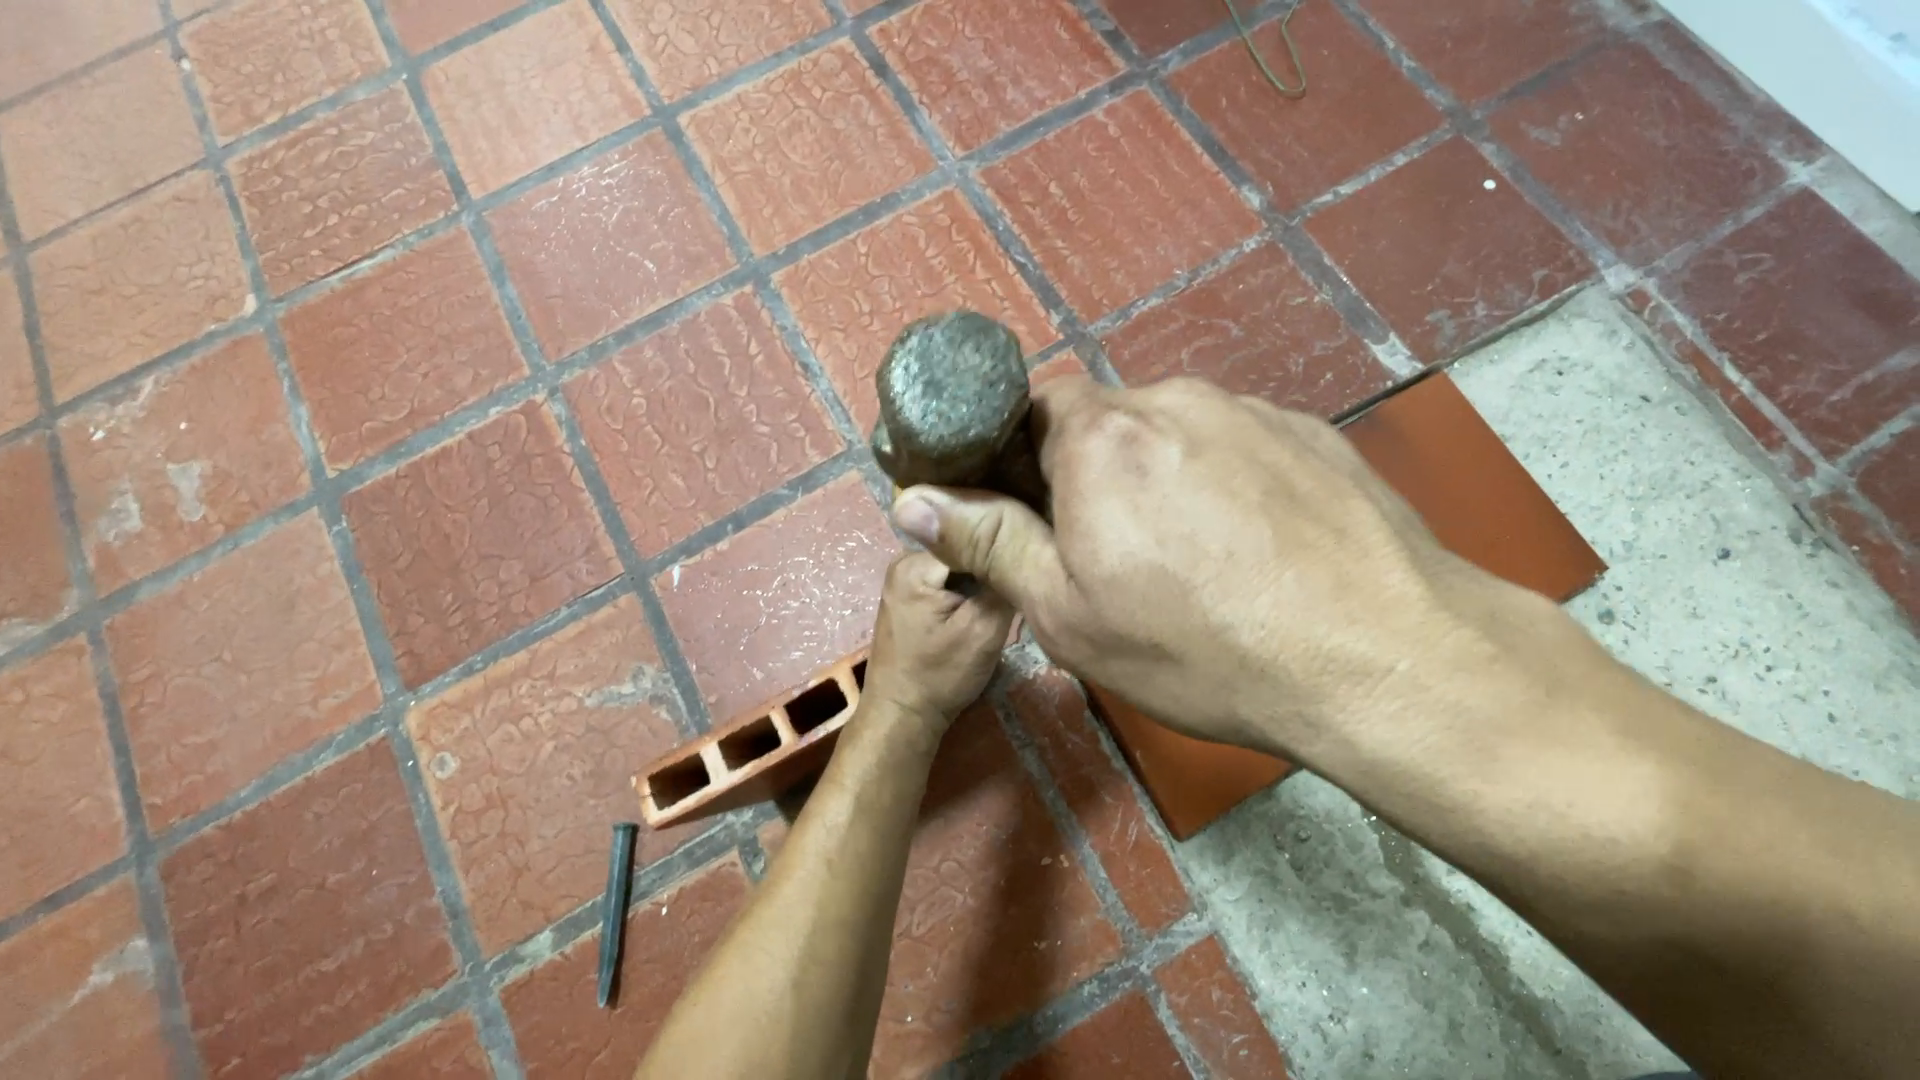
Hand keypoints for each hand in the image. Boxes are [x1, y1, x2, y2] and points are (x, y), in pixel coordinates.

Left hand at [859, 552, 1015, 736]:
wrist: (902, 715)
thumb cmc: (940, 675)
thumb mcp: (984, 631)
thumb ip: (1003, 585)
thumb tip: (1026, 550)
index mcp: (916, 563)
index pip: (976, 533)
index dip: (1005, 547)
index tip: (1030, 563)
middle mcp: (905, 560)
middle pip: (967, 546)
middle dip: (993, 563)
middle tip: (1020, 583)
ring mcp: (906, 578)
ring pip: (961, 563)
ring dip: (984, 577)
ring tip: (1008, 591)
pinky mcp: (911, 596)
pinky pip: (950, 579)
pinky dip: (969, 589)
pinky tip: (985, 604)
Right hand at [889, 376, 1518, 760]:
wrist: (1383, 657)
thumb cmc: (1202, 647)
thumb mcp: (1069, 613)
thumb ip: (988, 542)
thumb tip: (912, 499)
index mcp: (1101, 438)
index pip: (1028, 405)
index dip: (1014, 452)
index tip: (1023, 506)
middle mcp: (1173, 401)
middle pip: (1103, 421)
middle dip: (1087, 473)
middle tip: (1108, 552)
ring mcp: (1251, 412)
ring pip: (1173, 434)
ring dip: (1159, 480)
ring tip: (1191, 560)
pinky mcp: (1311, 434)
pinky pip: (1238, 446)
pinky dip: (1224, 484)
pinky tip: (1254, 550)